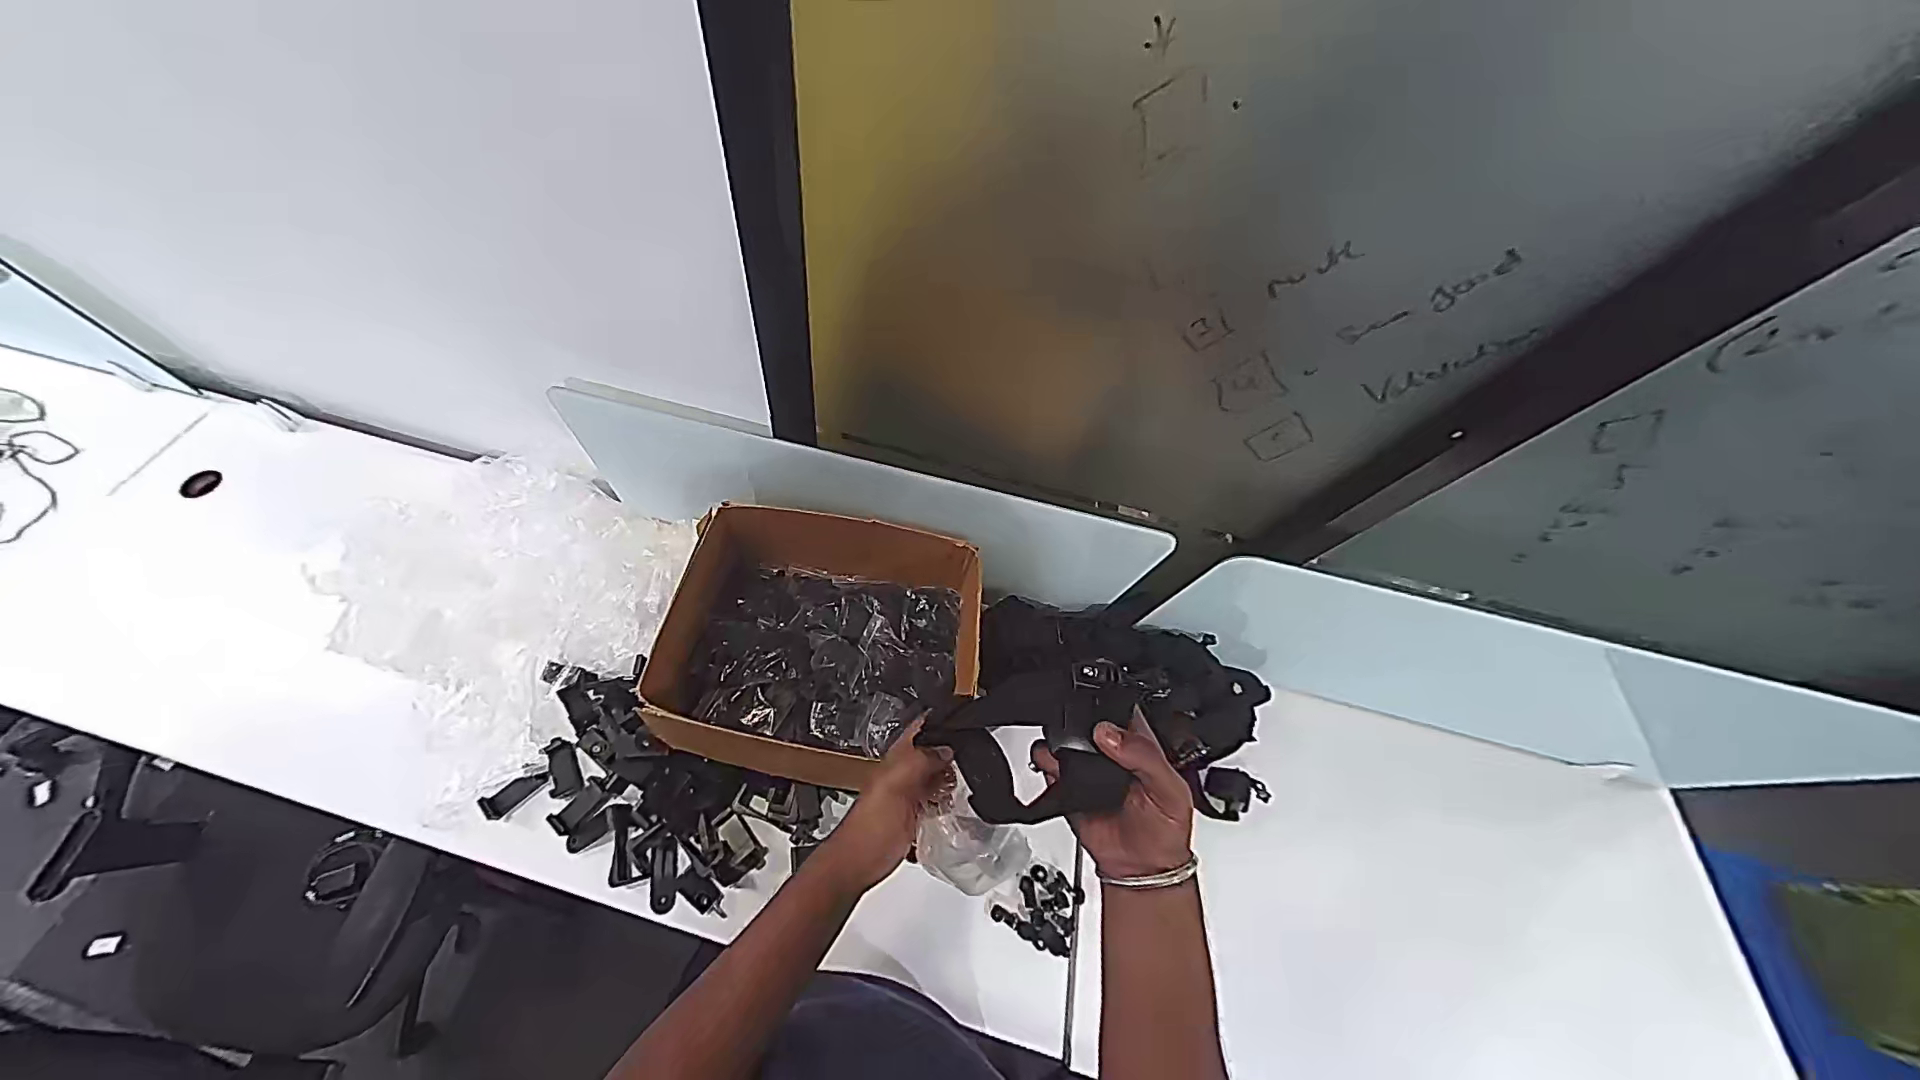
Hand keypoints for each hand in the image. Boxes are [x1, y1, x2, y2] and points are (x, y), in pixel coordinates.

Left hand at [811, 715, 953, 893]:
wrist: (860, 862)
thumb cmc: (869, 826)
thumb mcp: (896, 784)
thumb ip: (920, 761)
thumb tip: (945, 749)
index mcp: (897, 758)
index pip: (921, 729)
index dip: (940, 722)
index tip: (963, 723)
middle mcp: (905, 773)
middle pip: (934, 752)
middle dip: (951, 753)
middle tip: (969, 759)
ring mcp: (911, 794)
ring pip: (938, 776)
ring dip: (951, 778)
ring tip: (963, 782)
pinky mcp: (917, 816)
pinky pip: (938, 800)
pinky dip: (948, 801)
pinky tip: (955, 804)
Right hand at [1032, 708, 1193, 879]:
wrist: (1143, 870)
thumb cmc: (1166, 829)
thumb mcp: (1170, 790)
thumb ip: (1145, 758)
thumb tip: (1109, 734)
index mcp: (1138, 744)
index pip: (1120, 710)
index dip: (1109, 705)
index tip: (1101, 717)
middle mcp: (1110, 751)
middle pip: (1085, 719)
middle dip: (1075, 719)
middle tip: (1079, 736)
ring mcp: (1086, 768)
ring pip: (1062, 739)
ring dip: (1056, 739)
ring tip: (1063, 753)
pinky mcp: (1068, 786)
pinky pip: (1048, 768)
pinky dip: (1045, 764)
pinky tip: (1053, 768)